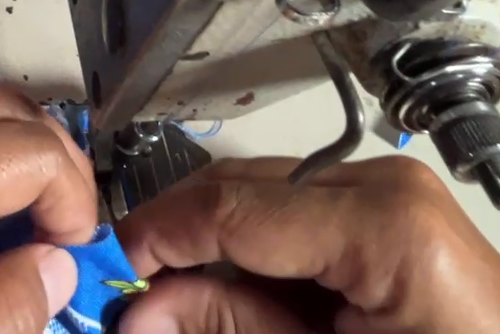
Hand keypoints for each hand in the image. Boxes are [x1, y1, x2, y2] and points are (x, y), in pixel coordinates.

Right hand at [116, 157, 499, 333]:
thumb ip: (234, 330)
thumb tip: (140, 311)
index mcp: (383, 222)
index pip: (236, 206)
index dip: (160, 234)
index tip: (108, 268)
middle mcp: (384, 180)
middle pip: (243, 186)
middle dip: (180, 233)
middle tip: (130, 285)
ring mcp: (391, 187)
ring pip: (262, 193)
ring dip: (213, 240)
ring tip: (174, 291)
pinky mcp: (391, 207)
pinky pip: (296, 212)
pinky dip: (255, 247)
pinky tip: (233, 287)